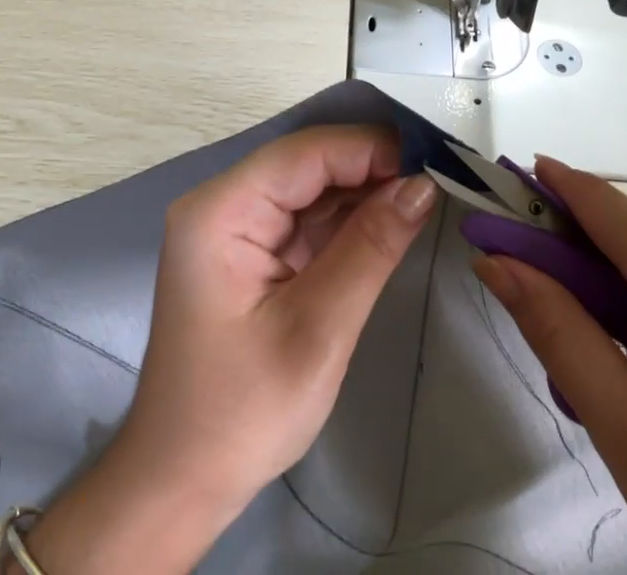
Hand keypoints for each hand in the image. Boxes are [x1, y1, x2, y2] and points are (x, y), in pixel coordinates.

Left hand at [18, 126, 437, 573]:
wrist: (182, 478)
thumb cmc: (243, 411)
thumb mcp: (317, 329)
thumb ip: (370, 248)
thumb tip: (423, 184)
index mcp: (219, 212)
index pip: (305, 154)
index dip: (371, 149)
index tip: (438, 162)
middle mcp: (222, 208)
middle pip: (307, 166)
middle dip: (374, 169)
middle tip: (444, 183)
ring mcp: (234, 232)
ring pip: (311, 191)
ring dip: (366, 195)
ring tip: (429, 200)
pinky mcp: (251, 258)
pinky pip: (306, 223)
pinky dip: (349, 224)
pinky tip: (392, 225)